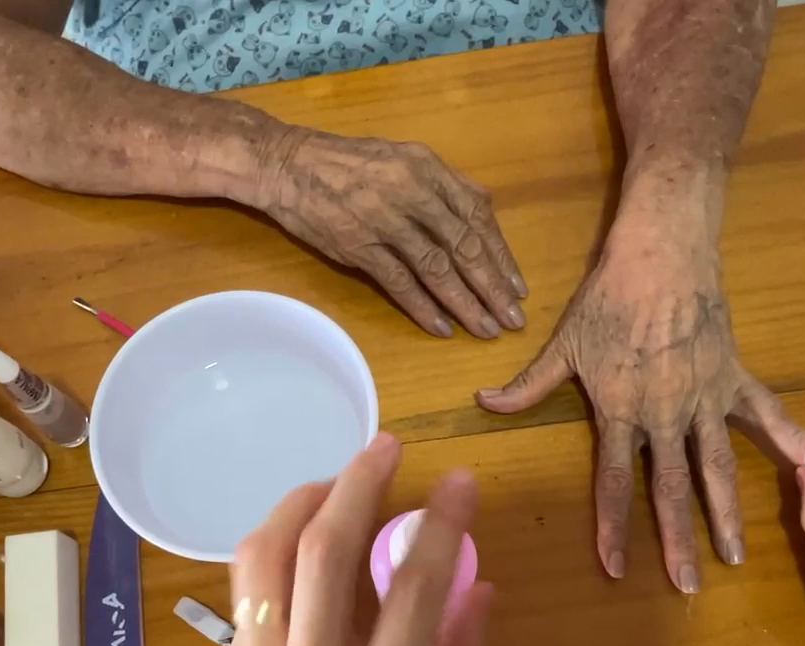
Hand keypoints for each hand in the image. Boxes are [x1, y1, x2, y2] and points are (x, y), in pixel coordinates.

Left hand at [214, 432, 493, 645]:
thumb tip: (479, 584)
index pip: (414, 591)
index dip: (441, 523)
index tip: (459, 481)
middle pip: (323, 554)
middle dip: (358, 483)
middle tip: (385, 447)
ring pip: (262, 559)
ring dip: (300, 503)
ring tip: (333, 484)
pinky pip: (248, 596)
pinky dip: (278, 555)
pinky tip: (302, 551)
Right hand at [253, 127, 526, 339]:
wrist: (287, 164)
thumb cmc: (348, 164)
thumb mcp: (402, 157)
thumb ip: (442, 184)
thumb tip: (481, 207)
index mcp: (428, 168)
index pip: (478, 216)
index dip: (501, 255)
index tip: (517, 287)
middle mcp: (413, 192)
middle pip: (464, 246)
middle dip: (492, 287)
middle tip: (512, 319)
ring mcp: (386, 220)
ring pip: (437, 268)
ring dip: (465, 303)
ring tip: (485, 330)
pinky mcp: (360, 245)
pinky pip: (399, 282)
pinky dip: (423, 308)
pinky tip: (442, 328)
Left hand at [477, 230, 803, 591]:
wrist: (661, 251)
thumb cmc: (606, 299)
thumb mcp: (561, 345)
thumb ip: (526, 386)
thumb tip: (482, 402)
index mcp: (619, 412)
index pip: (615, 482)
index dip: (614, 527)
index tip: (617, 569)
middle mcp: (663, 414)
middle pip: (670, 488)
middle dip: (677, 541)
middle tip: (688, 587)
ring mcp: (703, 397)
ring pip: (717, 465)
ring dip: (726, 513)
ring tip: (733, 555)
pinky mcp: (733, 375)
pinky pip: (763, 410)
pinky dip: (786, 435)